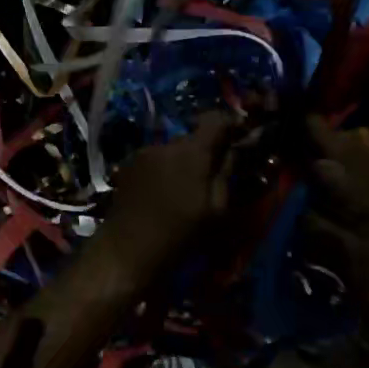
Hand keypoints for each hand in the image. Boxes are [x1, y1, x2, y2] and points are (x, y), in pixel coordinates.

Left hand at [103, 113, 238, 266]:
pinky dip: (166, 167)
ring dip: (184, 160)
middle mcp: (166, 144)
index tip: (241, 136)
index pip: (215, 120)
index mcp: (192, 152)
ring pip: (173, 148)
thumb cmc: (180, 233)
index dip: (230, 124)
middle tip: (215, 171)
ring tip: (188, 187)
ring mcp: (144, 152)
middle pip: (193, 136)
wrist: (128, 247)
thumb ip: (227, 172)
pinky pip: (156, 158)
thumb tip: (237, 147)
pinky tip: (165, 190)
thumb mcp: (217, 209)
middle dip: (207, 149)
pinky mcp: (129, 164)